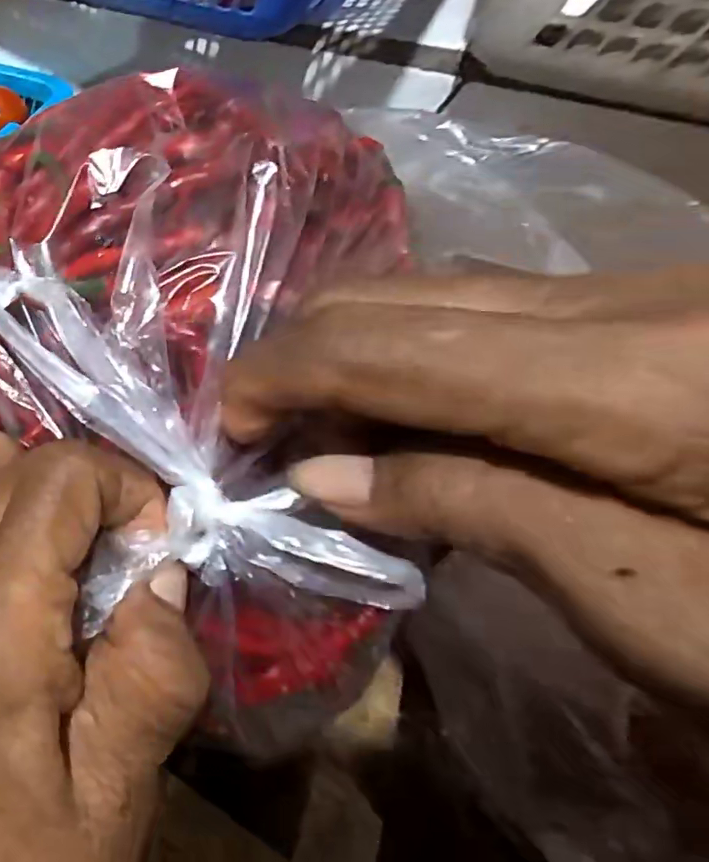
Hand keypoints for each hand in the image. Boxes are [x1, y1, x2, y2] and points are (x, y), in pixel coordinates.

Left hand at [0, 421, 206, 861]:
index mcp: (1, 609)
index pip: (63, 476)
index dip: (126, 488)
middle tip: (125, 542)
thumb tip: (160, 565)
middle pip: (25, 459)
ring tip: (68, 522)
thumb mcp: (125, 774)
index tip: (156, 542)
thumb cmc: (43, 823)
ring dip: (32, 470)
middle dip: (93, 480)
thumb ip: (152, 666)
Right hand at [221, 266, 708, 704]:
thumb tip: (319, 474)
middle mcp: (639, 300)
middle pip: (387, 293)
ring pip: (428, 289)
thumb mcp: (658, 604)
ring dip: (348, 352)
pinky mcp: (670, 304)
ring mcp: (658, 290)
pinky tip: (414, 409)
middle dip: (295, 358)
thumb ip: (468, 509)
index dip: (273, 378)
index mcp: (640, 378)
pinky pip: (485, 307)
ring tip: (330, 423)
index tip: (228, 431)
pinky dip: (412, 352)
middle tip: (268, 430)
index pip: (376, 345)